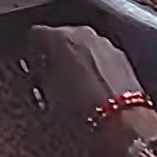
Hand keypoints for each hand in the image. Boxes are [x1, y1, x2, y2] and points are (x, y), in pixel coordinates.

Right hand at [29, 24, 144, 121]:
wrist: (123, 123)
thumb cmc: (85, 110)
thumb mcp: (49, 91)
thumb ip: (42, 71)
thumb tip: (42, 70)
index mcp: (60, 38)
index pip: (37, 33)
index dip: (33, 48)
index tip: (33, 61)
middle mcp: (83, 34)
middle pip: (62, 35)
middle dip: (56, 52)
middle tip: (52, 73)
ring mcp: (104, 44)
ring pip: (83, 44)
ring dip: (76, 58)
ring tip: (74, 83)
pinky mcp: (120, 57)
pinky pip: (99, 55)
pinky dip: (94, 65)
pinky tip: (92, 85)